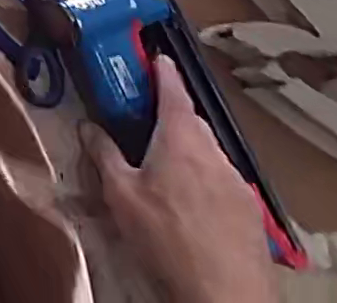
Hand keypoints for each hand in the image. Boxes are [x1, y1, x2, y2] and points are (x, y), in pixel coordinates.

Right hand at [83, 56, 278, 302]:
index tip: (153, 57)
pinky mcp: (250, 207)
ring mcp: (236, 177)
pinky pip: (222, 178)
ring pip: (207, 149)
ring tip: (165, 170)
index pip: (172, 84)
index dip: (161, 67)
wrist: (226, 296)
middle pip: (189, 118)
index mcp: (180, 134)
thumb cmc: (167, 237)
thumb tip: (87, 126)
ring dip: (187, 149)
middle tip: (145, 123)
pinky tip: (192, 205)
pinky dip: (205, 179)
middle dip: (169, 115)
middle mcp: (212, 146)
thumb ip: (104, 155)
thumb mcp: (122, 196)